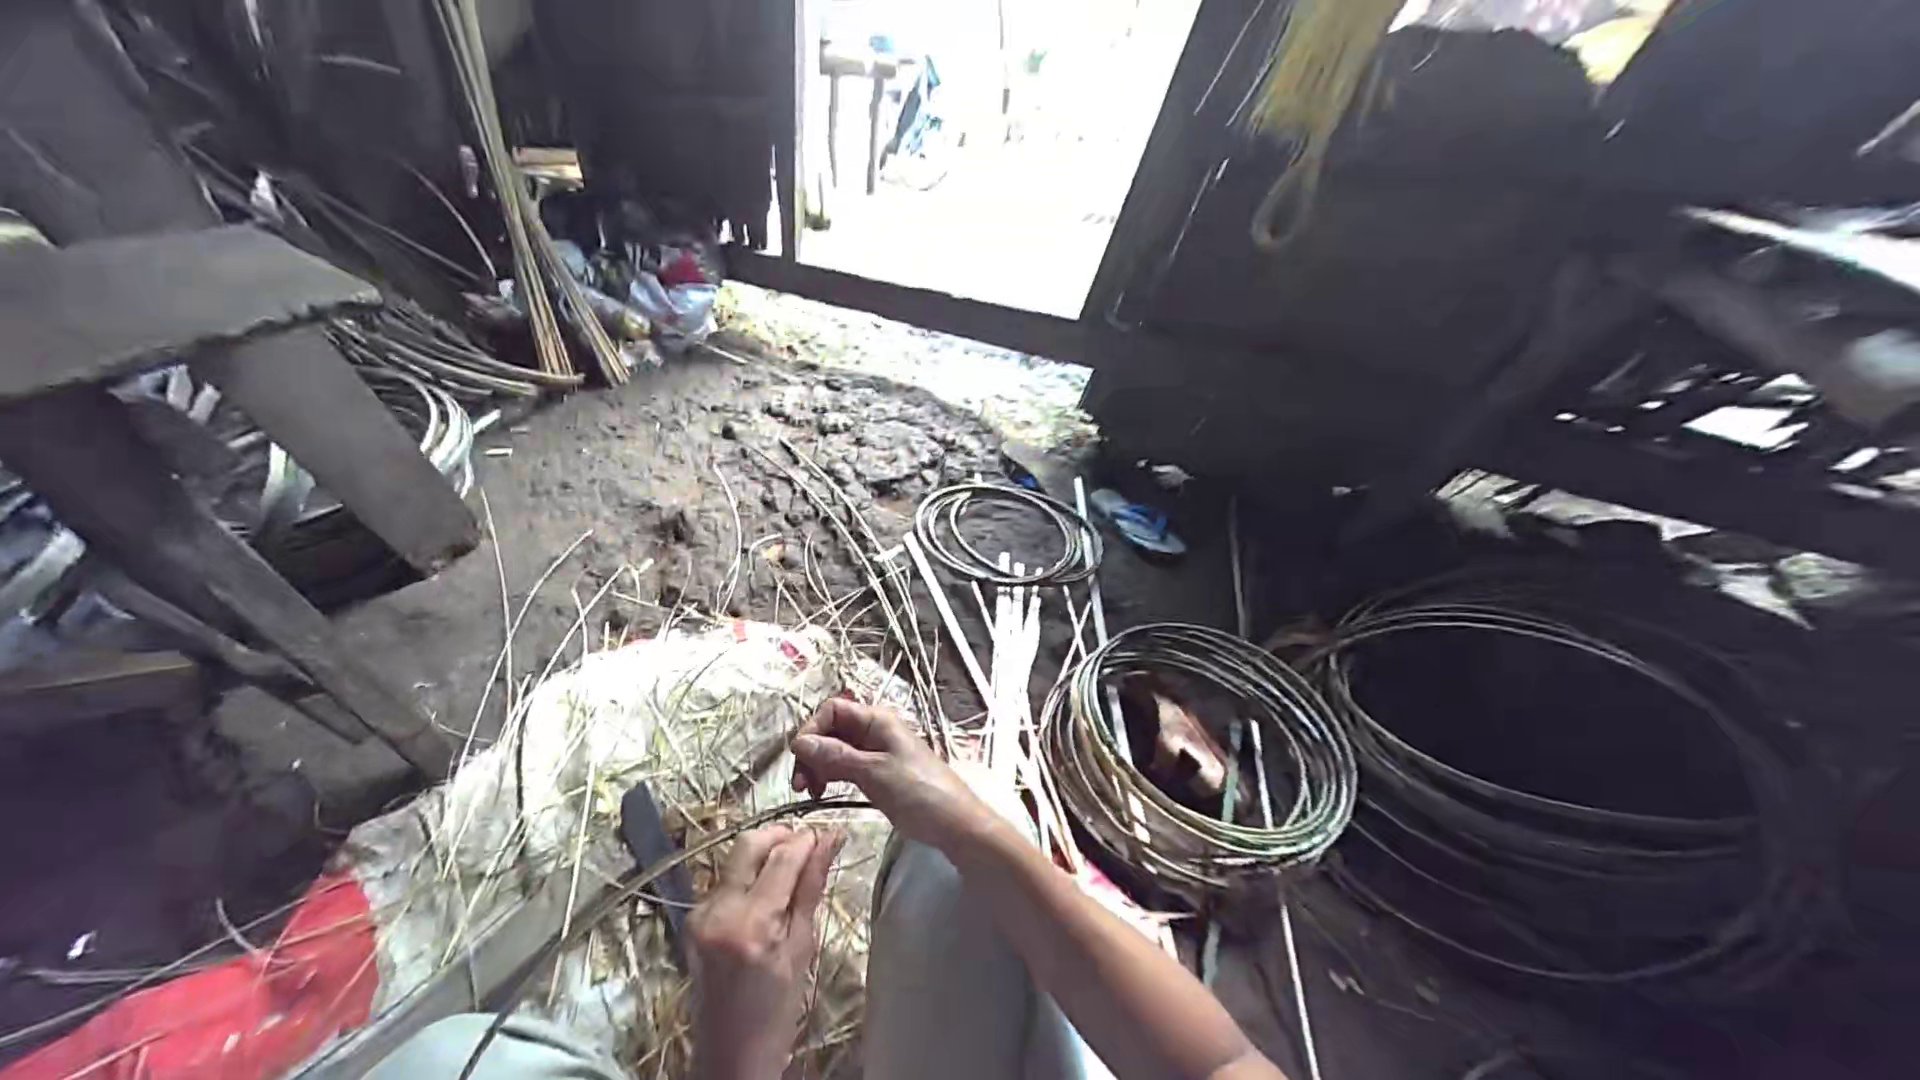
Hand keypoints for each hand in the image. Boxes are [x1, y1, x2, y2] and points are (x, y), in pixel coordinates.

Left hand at [687, 825, 842, 1079]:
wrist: (729, 1058)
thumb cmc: (777, 1012)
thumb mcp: (803, 946)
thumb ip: (812, 886)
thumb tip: (832, 838)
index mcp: (751, 922)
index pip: (783, 856)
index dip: (808, 839)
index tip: (828, 835)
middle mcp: (719, 910)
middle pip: (749, 844)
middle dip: (781, 836)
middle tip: (808, 847)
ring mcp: (700, 914)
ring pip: (736, 859)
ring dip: (766, 854)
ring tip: (792, 872)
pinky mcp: (693, 919)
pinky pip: (726, 880)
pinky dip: (751, 876)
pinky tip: (769, 895)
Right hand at [790, 699, 999, 851]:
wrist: (953, 822)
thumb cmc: (918, 791)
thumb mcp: (874, 772)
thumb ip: (836, 756)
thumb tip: (799, 742)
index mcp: (877, 720)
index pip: (833, 710)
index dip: (812, 729)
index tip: (799, 758)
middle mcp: (874, 730)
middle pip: (831, 730)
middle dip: (812, 751)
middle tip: (800, 784)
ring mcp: (875, 752)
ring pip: (835, 749)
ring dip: (818, 766)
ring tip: (809, 792)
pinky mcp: (876, 773)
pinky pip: (845, 766)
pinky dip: (831, 776)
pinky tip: (822, 793)